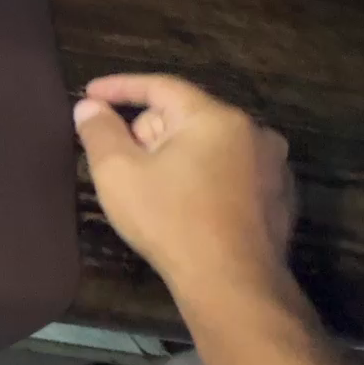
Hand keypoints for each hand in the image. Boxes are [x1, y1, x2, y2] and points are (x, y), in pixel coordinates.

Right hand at [74, 74, 297, 308]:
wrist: (230, 278)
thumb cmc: (166, 216)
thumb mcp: (115, 170)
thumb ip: (99, 130)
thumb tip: (90, 107)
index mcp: (215, 120)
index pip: (161, 87)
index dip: (119, 86)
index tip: (88, 92)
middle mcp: (253, 133)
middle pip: (182, 115)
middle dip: (144, 129)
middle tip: (115, 156)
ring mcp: (271, 164)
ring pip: (204, 141)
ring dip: (170, 151)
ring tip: (144, 181)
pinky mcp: (275, 192)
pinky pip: (225, 165)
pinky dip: (195, 170)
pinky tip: (177, 197)